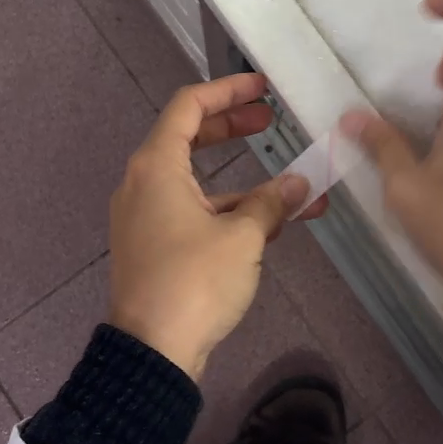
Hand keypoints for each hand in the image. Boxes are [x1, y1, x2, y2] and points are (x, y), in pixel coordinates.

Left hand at [108, 73, 326, 378]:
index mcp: (157, 165)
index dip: (227, 90)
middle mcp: (144, 182)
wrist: (150, 356)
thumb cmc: (194, 281)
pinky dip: (228, 210)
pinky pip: (194, 211)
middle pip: (190, 136)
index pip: (189, 105)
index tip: (262, 87)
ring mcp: (146, 215)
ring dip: (242, 179)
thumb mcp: (242, 237)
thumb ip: (270, 202)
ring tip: (291, 183)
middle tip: (270, 119)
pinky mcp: (154, 245)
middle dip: (233, 126)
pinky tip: (271, 222)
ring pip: (197, 180)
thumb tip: (298, 183)